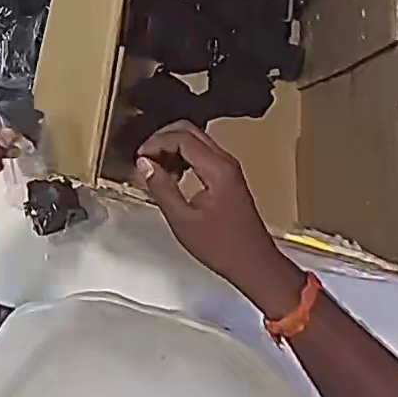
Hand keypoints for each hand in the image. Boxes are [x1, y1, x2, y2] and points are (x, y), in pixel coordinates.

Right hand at [137, 121, 303, 313]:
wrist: (256, 266)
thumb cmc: (222, 247)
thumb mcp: (182, 220)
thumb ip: (160, 187)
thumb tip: (144, 163)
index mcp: (217, 169)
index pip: (181, 137)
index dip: (156, 143)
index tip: (141, 158)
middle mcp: (225, 162)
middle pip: (189, 130)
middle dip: (162, 139)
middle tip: (146, 157)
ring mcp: (228, 168)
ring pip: (195, 140)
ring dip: (172, 148)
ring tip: (157, 170)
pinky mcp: (228, 176)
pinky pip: (201, 153)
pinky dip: (183, 157)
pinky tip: (173, 178)